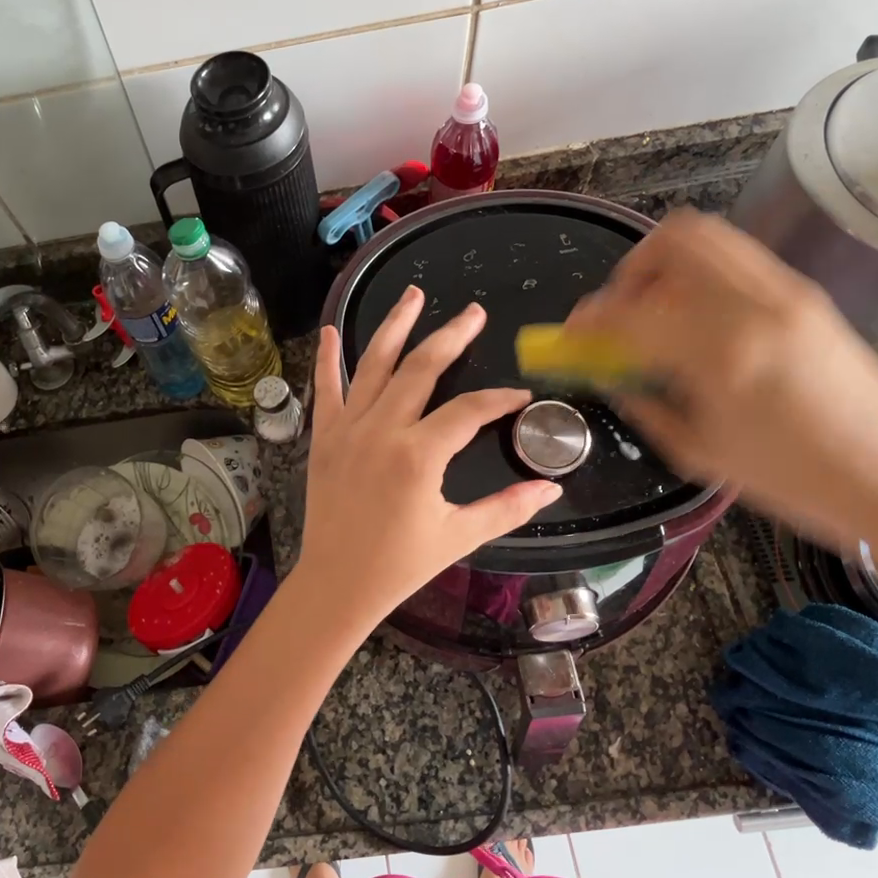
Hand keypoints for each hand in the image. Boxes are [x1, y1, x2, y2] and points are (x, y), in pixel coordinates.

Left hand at [297, 287, 561, 616]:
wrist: (337, 582)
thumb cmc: (400, 564)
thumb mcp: (461, 536)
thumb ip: (507, 507)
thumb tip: (552, 487)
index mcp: (419, 455)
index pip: (470, 410)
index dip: (500, 399)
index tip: (519, 396)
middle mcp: (382, 430)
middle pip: (422, 367)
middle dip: (452, 336)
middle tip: (473, 313)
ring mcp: (349, 429)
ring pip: (374, 365)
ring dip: (395, 326)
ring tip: (412, 295)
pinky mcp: (325, 437)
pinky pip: (326, 389)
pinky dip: (328, 358)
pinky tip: (333, 330)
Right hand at [565, 210, 877, 545]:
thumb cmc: (793, 480)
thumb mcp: (697, 451)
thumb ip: (643, 400)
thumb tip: (608, 370)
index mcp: (721, 354)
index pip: (630, 312)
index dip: (587, 321)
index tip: (570, 334)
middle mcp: (754, 306)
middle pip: (673, 241)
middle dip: (630, 270)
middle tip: (620, 310)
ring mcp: (787, 293)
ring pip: (708, 237)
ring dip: (667, 264)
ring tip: (658, 310)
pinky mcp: (806, 295)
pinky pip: (736, 260)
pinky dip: (701, 275)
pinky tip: (698, 319)